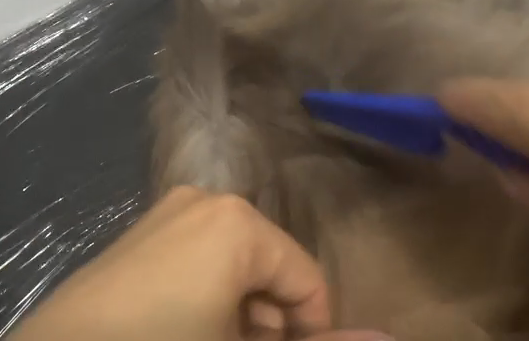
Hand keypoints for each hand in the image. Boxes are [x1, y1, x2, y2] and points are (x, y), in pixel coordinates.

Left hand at [9, 186, 386, 340]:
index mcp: (238, 222)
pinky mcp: (138, 234)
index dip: (311, 335)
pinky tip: (183, 333)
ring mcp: (166, 214)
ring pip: (233, 270)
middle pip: (270, 271)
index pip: (308, 283)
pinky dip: (205, 303)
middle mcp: (205, 201)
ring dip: (240, 318)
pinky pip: (196, 265)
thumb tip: (390, 337)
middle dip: (271, 326)